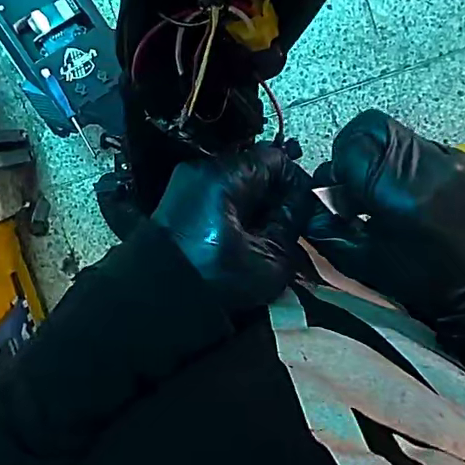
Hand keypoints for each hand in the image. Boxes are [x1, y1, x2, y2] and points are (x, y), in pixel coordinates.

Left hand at [151, 144, 317, 308]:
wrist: (158, 305)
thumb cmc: (213, 282)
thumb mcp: (271, 256)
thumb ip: (292, 220)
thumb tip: (300, 202)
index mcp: (223, 176)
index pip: (275, 159)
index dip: (296, 181)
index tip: (305, 205)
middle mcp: (201, 171)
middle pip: (253, 169)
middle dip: (274, 195)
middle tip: (290, 223)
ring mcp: (186, 186)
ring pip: (236, 184)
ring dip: (255, 205)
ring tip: (268, 235)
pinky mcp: (177, 205)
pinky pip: (217, 198)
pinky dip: (235, 213)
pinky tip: (245, 239)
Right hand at [306, 110, 464, 326]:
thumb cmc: (427, 286)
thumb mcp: (364, 263)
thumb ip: (327, 226)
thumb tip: (311, 199)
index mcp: (405, 195)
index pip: (353, 147)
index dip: (337, 168)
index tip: (337, 193)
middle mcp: (430, 166)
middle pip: (372, 126)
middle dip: (352, 150)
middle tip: (351, 184)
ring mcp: (449, 159)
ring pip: (394, 132)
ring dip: (375, 154)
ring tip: (377, 192)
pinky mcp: (459, 159)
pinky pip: (416, 145)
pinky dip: (399, 161)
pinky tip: (402, 194)